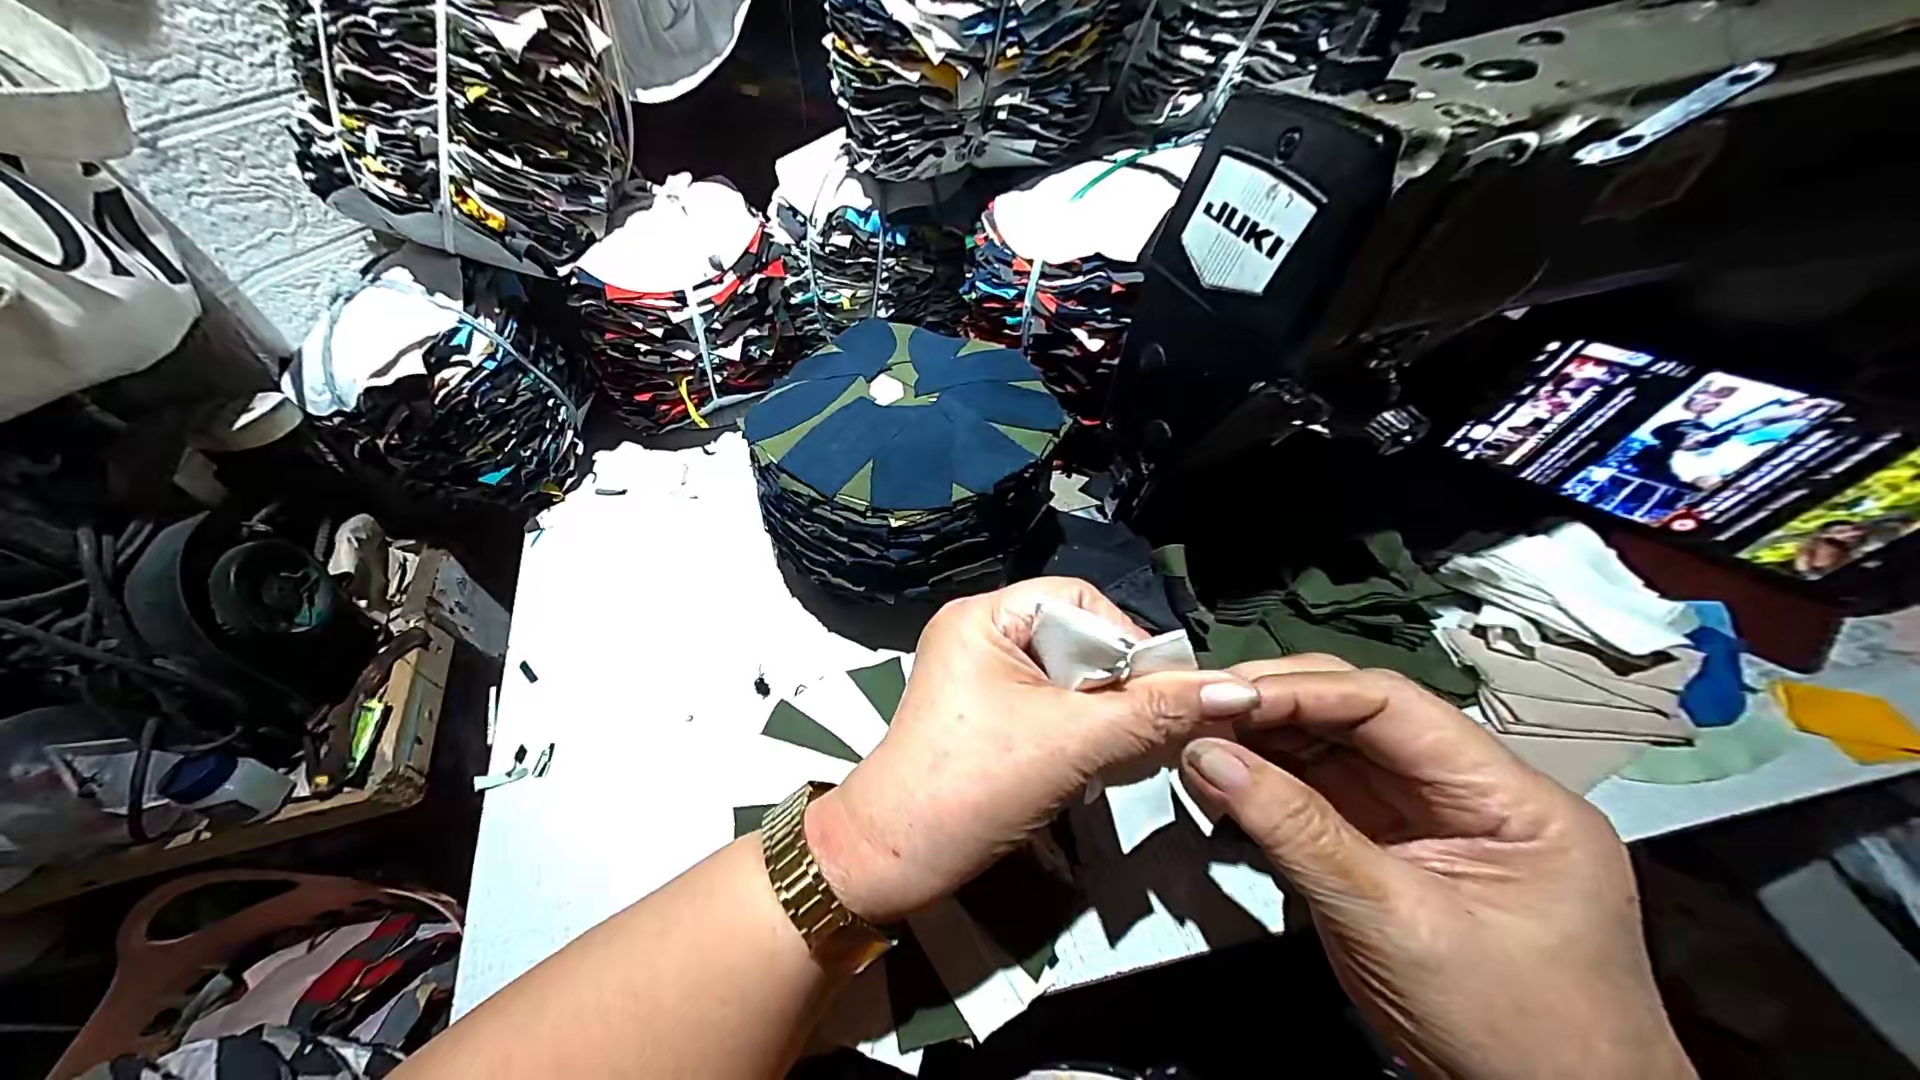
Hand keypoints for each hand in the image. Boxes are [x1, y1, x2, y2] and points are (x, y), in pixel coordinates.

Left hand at [805, 578, 1260, 923]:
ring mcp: (981, 672)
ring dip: (1105, 707)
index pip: (1079, 600)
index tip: (1167, 686)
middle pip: (1076, 636)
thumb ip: (1153, 712)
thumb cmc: (974, 783)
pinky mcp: (986, 710)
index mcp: (985, 616)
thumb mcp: (1071, 741)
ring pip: (1068, 673)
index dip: (1128, 637)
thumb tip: (1237, 689)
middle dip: (1119, 679)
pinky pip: (1050, 700)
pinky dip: (1082, 723)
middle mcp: (980, 632)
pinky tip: (1102, 752)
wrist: (895, 858)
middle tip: (1156, 719)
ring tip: (1134, 740)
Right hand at [1181, 656, 1695, 1079]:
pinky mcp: (1384, 838)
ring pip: (1328, 745)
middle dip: (1276, 706)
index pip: (1390, 704)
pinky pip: (1316, 787)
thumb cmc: (1516, 1038)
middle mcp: (1465, 788)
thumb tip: (1212, 760)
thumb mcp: (1392, 923)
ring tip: (1203, 738)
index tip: (1233, 696)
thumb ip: (1296, 830)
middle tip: (1207, 709)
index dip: (1303, 690)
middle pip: (1354, 713)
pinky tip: (1227, 776)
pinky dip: (1267, 779)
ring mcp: (1421, 812)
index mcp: (1510, 798)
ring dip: (1263, 739)